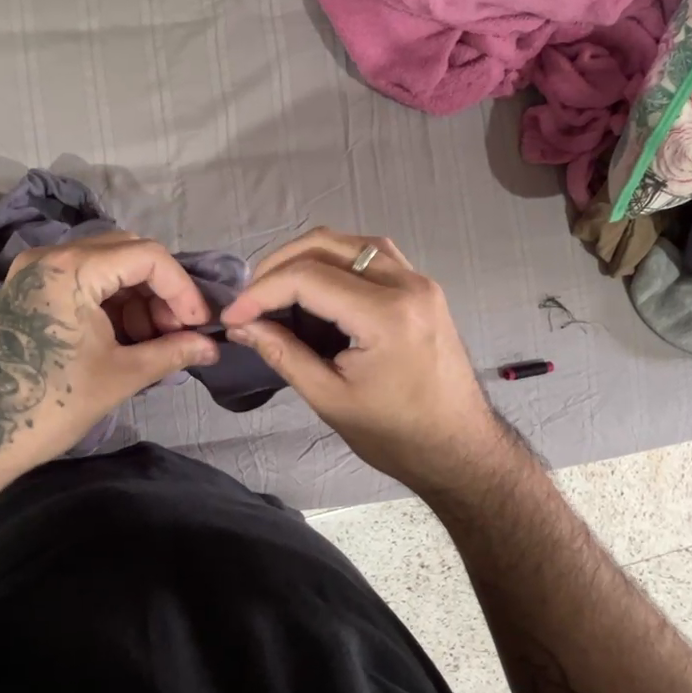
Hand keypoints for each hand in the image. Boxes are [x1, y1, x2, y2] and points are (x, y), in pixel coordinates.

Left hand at [0, 232, 219, 481]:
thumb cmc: (52, 404)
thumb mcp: (122, 375)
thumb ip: (172, 352)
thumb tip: (212, 347)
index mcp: (71, 269)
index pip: (148, 256)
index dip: (182, 289)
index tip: (199, 325)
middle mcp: (50, 256)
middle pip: (126, 253)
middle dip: (160, 290)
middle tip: (178, 331)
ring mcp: (32, 271)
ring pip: (104, 266)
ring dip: (136, 297)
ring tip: (152, 341)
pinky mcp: (26, 290)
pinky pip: (80, 280)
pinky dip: (109, 302)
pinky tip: (125, 337)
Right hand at [219, 228, 509, 493]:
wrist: (459, 449)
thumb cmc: (395, 434)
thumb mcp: (329, 398)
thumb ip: (282, 353)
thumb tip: (240, 325)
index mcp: (386, 315)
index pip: (308, 278)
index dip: (260, 292)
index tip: (232, 317)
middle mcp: (407, 284)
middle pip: (326, 245)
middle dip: (277, 266)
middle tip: (249, 300)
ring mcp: (419, 281)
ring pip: (349, 243)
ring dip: (306, 258)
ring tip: (275, 291)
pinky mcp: (422, 288)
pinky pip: (371, 255)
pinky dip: (335, 262)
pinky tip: (315, 289)